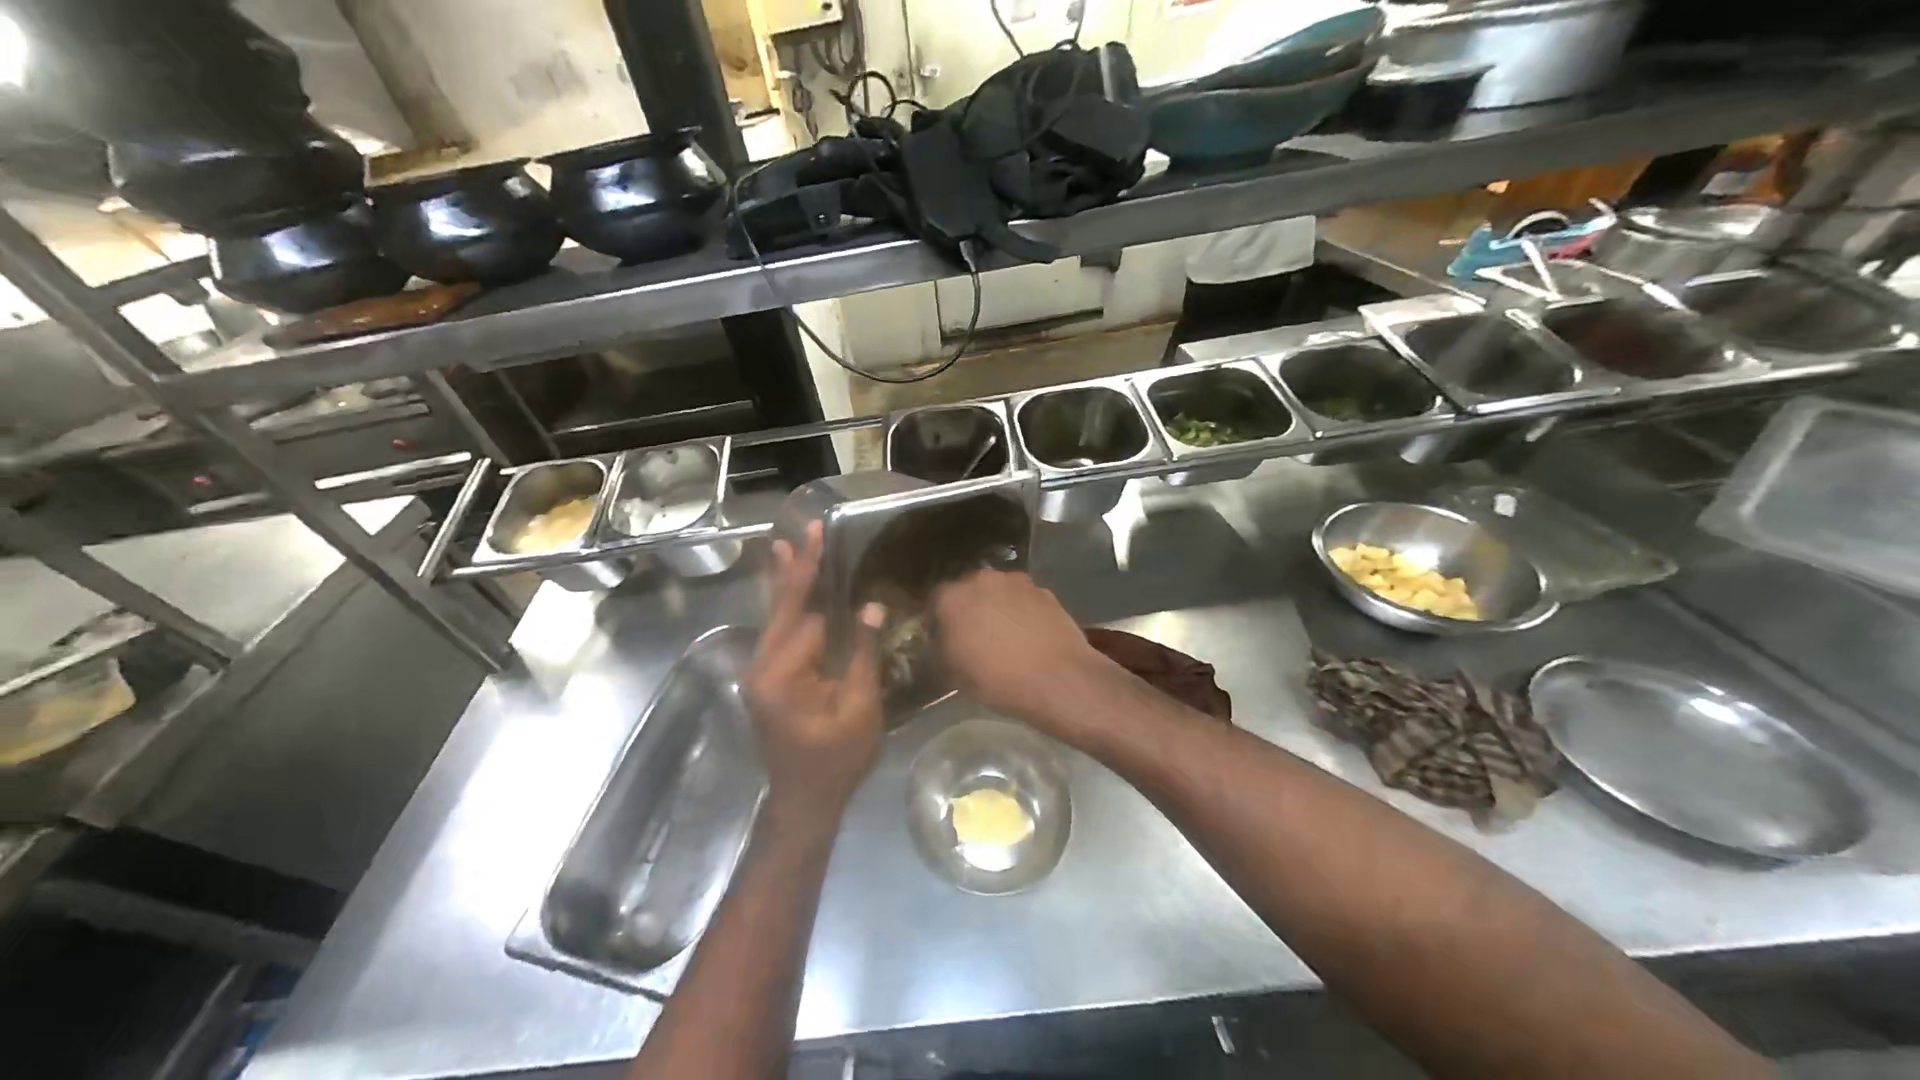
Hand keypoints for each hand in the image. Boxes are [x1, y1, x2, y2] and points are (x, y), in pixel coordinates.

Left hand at [746, 522, 884, 818]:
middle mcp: (761, 667)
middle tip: (804, 530)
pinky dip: (787, 608)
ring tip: (786, 546)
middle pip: (781, 608)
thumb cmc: (837, 761)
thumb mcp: (859, 708)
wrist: (804, 802)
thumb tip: (871, 607)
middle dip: (796, 568)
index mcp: (781, 674)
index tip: (821, 537)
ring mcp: (760, 674)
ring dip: (786, 583)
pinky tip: (788, 588)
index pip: (802, 614)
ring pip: (775, 619)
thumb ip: (861, 655)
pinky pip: (778, 635)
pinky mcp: (767, 680)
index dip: (815, 574)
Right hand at [931, 568, 1112, 724]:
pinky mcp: (1045, 591)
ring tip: (1006, 637)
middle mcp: (982, 579)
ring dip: (997, 607)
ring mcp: (1017, 582)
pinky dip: (1023, 612)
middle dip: (969, 609)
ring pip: (998, 592)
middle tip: (975, 637)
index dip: (938, 620)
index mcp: (952, 598)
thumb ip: (941, 648)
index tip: (943, 639)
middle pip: (968, 591)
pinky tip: (1030, 636)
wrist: (1058, 679)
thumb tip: (943, 641)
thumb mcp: (953, 673)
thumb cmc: (996, 679)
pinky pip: (1024, 600)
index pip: (935, 601)